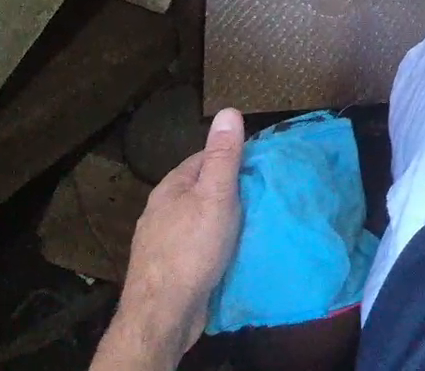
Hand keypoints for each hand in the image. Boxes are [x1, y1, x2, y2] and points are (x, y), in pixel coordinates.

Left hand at [91, 109, 245, 370]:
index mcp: (171, 187)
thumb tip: (228, 110)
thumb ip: (224, 155)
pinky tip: (232, 246)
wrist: (164, 314)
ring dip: (225, 215)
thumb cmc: (193, 248)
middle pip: (204, 186)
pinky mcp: (170, 265)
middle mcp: (161, 210)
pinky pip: (198, 240)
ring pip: (201, 215)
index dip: (236, 157)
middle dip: (232, 187)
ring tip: (253, 218)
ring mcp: (163, 240)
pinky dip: (216, 239)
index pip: (207, 156)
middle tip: (263, 192)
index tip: (263, 166)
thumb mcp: (216, 195)